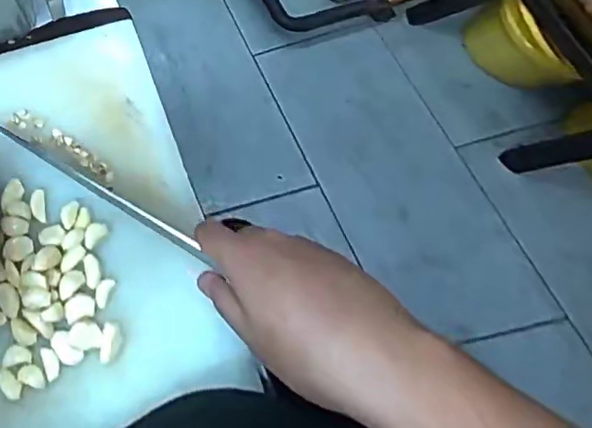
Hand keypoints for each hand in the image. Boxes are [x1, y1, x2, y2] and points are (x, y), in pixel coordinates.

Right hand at [195, 220, 429, 419]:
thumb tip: (212, 280)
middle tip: (256, 302)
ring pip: (279, 249)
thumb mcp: (254, 338)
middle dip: (244, 262)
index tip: (213, 267)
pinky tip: (325, 314)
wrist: (386, 359)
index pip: (209, 231)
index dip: (205, 246)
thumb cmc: (310, 353)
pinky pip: (310, 261)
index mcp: (243, 256)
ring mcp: (308, 247)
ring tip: (296, 314)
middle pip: (245, 238)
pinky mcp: (340, 259)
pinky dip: (309, 278)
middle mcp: (272, 241)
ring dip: (278, 270)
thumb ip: (225, 301)